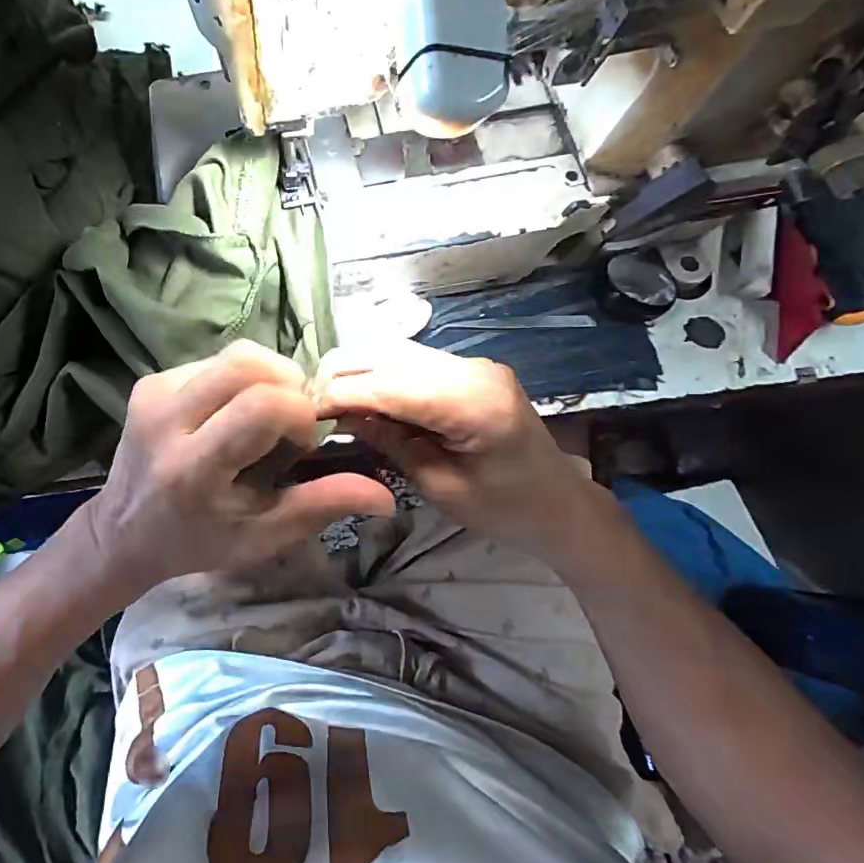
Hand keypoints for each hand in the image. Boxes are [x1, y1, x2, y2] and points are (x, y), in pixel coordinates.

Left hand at [76, 340, 396, 595]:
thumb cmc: (196, 541)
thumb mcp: (260, 537)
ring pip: (230, 356)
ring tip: (264, 416)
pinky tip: (231, 414)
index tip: (302, 442)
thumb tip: (385, 494)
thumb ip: (319, 507)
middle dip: (288, 382)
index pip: (261, 407)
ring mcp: (151, 395)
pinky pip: (210, 362)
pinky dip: (236, 381)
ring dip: (264, 378)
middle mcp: (166, 422)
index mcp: (193, 469)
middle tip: (292, 417)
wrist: (123, 529)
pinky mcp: (147, 383)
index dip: (299, 414)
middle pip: (245, 363)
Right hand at [315, 341, 610, 556]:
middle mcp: (472, 370)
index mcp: (473, 403)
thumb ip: (390, 443)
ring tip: (327, 402)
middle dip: (342, 378)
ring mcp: (471, 364)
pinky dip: (377, 376)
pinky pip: (408, 361)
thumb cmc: (504, 509)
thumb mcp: (439, 486)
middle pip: (386, 358)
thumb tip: (340, 416)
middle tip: (308, 407)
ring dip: (356, 373)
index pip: (388, 386)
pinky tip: (360, 397)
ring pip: (393, 352)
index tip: (301, 411)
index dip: (340, 395)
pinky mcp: (466, 368)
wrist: (562, 505)